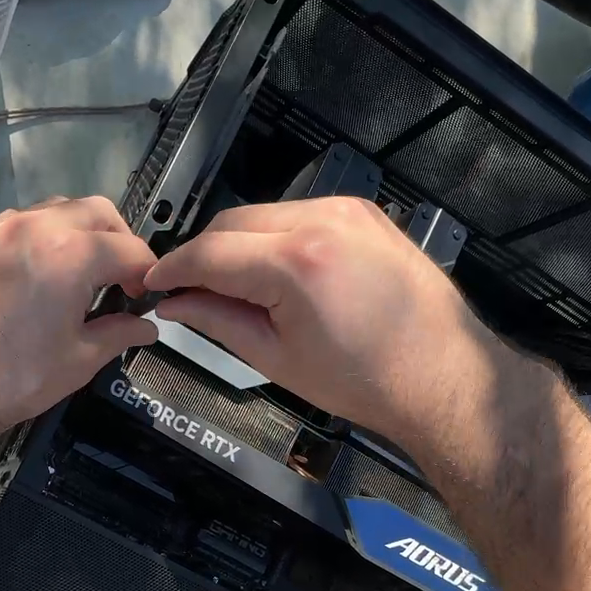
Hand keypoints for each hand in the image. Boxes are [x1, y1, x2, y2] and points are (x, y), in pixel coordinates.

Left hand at [0, 196, 158, 436]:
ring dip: (79, 233)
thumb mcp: (79, 360)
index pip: (129, 250)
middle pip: (97, 212)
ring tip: (82, 274)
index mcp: (70, 254)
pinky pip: (20, 224)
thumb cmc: (15, 379)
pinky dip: (42, 238)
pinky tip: (41, 274)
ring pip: (56, 210)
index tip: (144, 297)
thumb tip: (146, 327)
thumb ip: (119, 334)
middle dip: (118, 241)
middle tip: (120, 280)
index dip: (146, 274)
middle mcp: (35, 227)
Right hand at [143, 197, 531, 469]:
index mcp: (296, 264)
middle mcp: (321, 220)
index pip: (209, 252)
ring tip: (229, 286)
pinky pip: (295, 213)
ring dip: (235, 244)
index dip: (171, 268)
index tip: (151, 284)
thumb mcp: (274, 359)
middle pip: (231, 222)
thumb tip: (173, 304)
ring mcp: (346, 209)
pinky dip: (270, 237)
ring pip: (261, 213)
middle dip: (201, 254)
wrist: (439, 374)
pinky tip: (268, 272)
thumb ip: (216, 321)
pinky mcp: (362, 211)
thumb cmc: (360, 380)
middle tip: (186, 291)